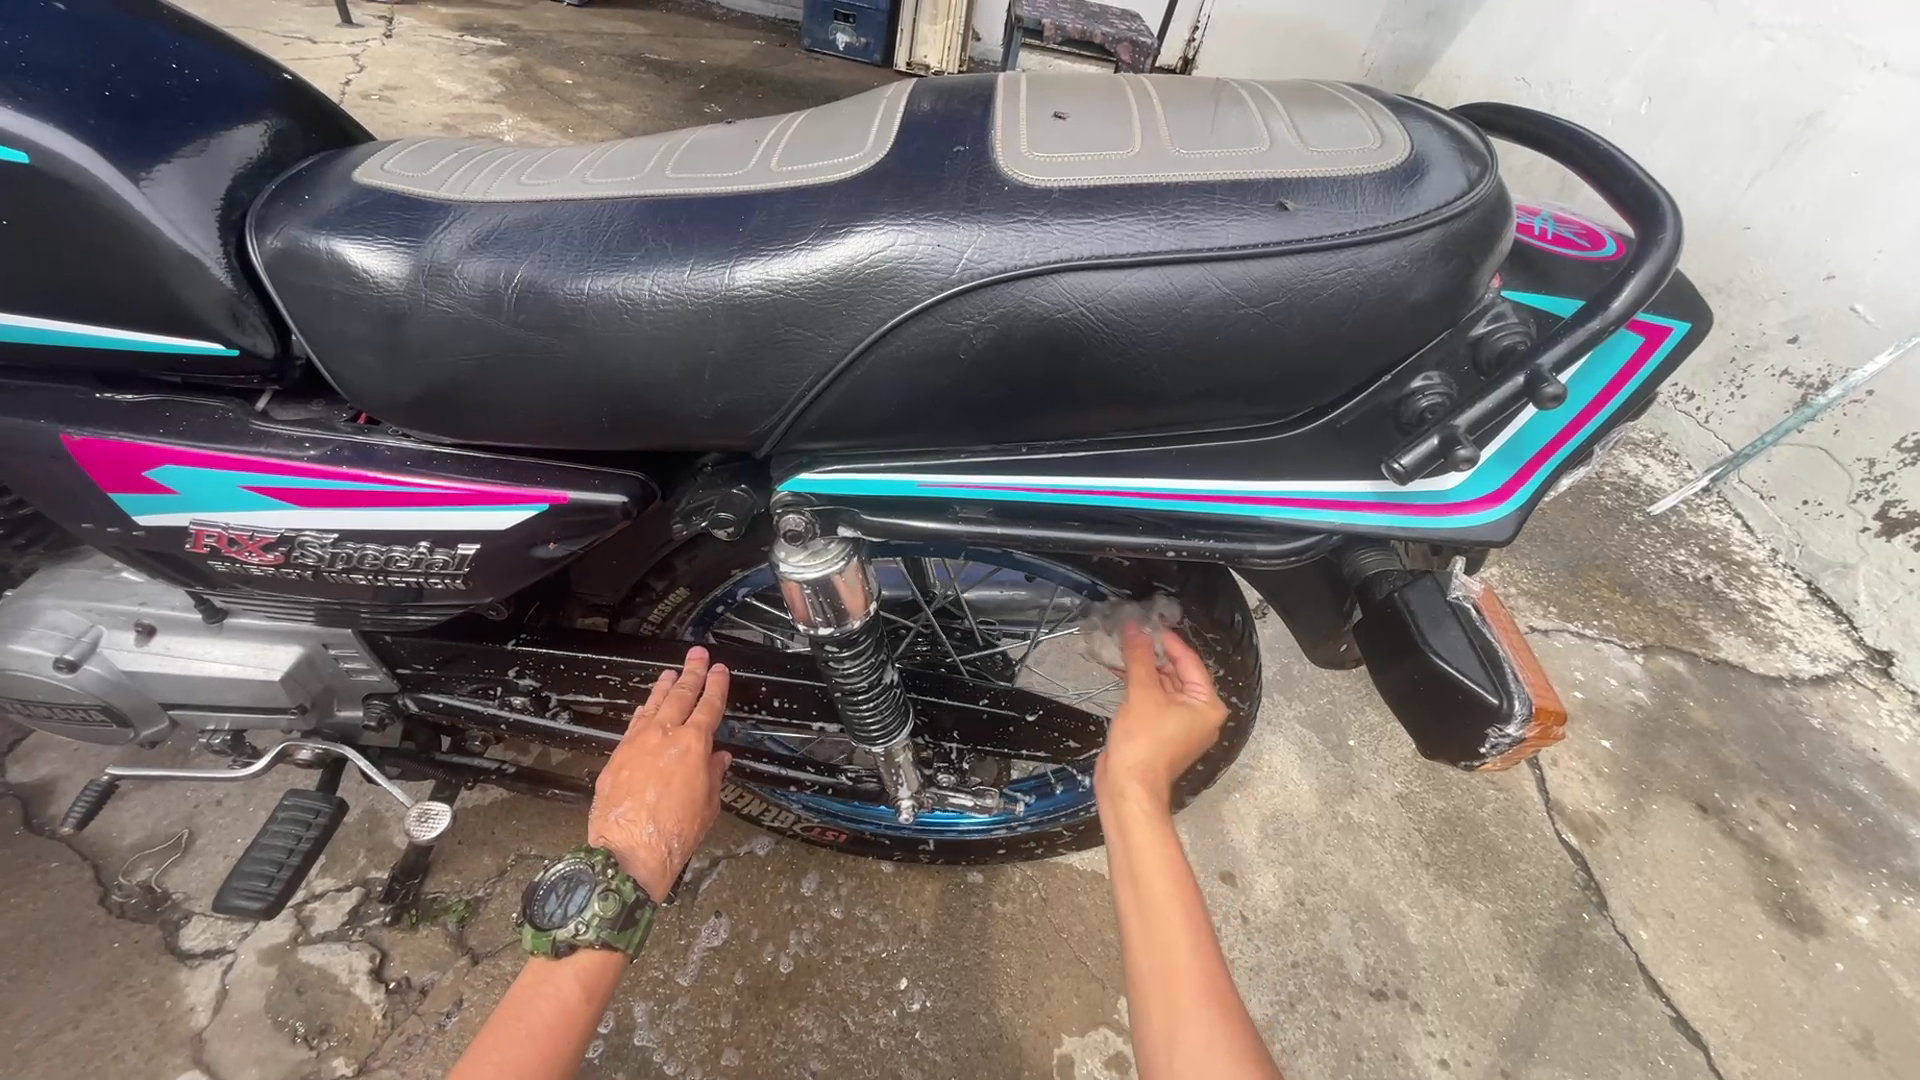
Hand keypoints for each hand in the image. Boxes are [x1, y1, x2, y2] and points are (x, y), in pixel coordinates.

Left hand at [588, 647, 732, 899]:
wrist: (627, 854)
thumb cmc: (676, 832)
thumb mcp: (708, 804)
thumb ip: (712, 775)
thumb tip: (718, 758)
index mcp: (694, 744)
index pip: (709, 706)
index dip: (716, 685)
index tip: (720, 669)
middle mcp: (665, 735)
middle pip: (681, 695)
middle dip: (692, 672)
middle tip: (697, 654)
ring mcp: (637, 744)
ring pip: (653, 705)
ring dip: (664, 687)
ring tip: (671, 671)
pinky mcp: (616, 757)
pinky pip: (633, 724)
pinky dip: (643, 711)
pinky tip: (646, 705)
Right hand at [1095, 623, 1227, 812]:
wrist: (1128, 787)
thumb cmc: (1143, 743)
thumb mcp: (1142, 693)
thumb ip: (1139, 657)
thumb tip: (1135, 628)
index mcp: (1207, 705)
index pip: (1189, 661)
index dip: (1167, 641)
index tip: (1147, 623)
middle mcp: (1198, 713)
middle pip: (1176, 672)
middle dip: (1152, 654)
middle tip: (1130, 633)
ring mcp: (1179, 724)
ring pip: (1162, 685)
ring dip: (1141, 668)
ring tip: (1120, 647)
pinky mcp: (1160, 731)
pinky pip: (1152, 699)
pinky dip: (1137, 685)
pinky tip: (1119, 670)